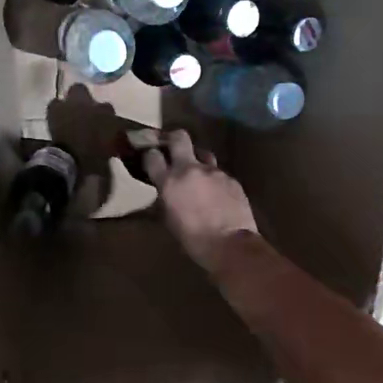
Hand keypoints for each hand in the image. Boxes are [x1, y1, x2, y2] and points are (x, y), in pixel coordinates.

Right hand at [142, 130, 258, 271]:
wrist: (230, 245)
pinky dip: (214, 180)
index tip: (151, 159)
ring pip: (203, 154)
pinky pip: (218, 173)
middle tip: (172, 146)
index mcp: (170, 181)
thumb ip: (167, 199)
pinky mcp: (231, 178)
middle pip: (180, 137)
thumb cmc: (193, 239)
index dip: (150, 155)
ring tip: (198, 175)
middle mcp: (191, 169)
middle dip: (174, 139)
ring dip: (198, 161)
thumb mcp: (170, 220)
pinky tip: (217, 195)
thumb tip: (166, 192)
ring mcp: (214, 171)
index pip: (153, 156)